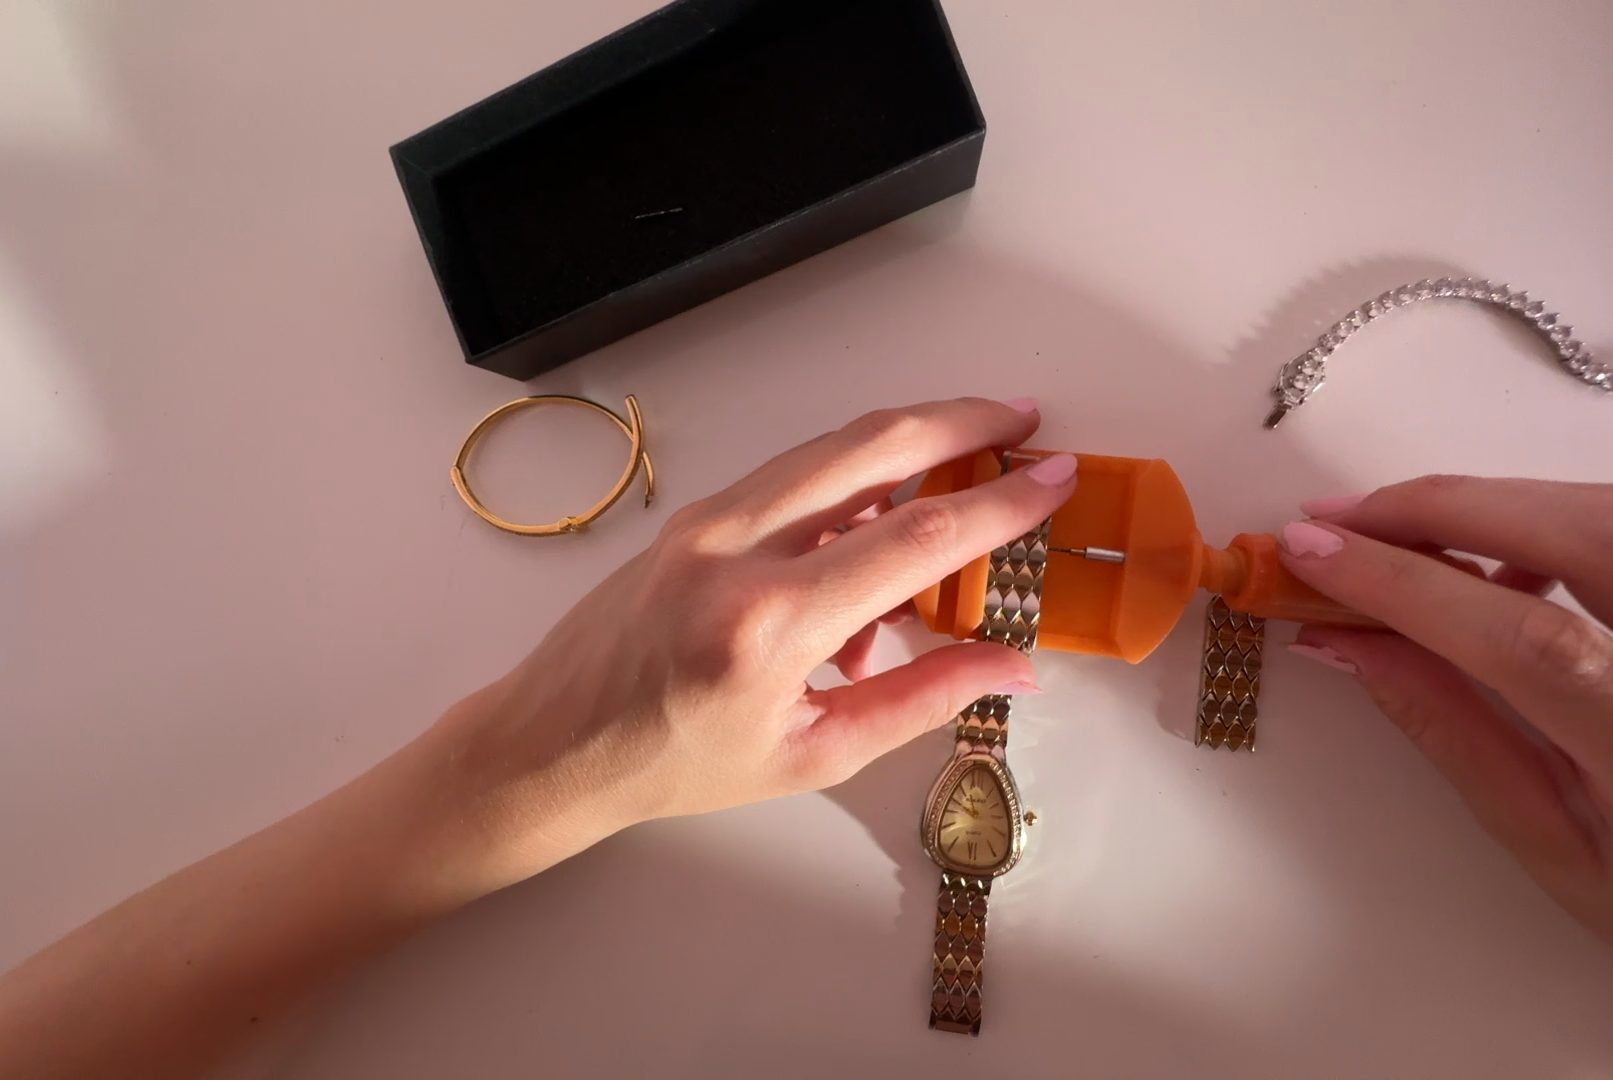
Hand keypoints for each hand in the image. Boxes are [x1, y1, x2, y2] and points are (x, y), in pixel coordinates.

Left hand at [432, 397, 1077, 881]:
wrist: (558, 738)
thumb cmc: (680, 763)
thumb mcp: (812, 754)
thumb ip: (920, 700)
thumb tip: (1011, 667)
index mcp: (770, 623)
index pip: (914, 538)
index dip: (999, 504)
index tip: (1054, 478)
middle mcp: (734, 546)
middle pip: (869, 447)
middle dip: (956, 421)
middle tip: (1016, 419)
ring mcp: (707, 519)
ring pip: (829, 451)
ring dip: (905, 448)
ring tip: (959, 478)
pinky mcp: (694, 513)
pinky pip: (792, 480)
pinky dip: (849, 490)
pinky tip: (870, 544)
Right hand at [1279, 478, 1612, 1012]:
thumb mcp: (1543, 839)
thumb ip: (1443, 727)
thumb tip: (1337, 634)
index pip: (1542, 651)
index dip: (1408, 585)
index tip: (1309, 551)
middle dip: (1449, 509)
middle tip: (1343, 516)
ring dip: (1493, 500)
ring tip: (1397, 527)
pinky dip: (1550, 509)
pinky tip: (1491, 540)